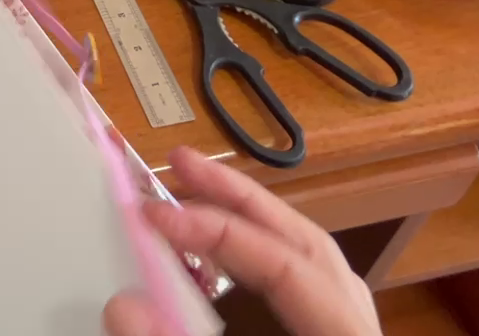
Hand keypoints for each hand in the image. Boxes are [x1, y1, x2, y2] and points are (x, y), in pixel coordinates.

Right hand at [105, 147, 379, 335]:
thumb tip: (120, 307)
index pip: (288, 263)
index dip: (217, 230)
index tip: (152, 214)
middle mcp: (358, 330)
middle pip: (304, 241)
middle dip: (236, 195)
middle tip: (176, 159)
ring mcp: (343, 334)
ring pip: (303, 257)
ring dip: (241, 217)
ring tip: (187, 187)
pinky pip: (292, 287)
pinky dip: (248, 257)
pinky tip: (210, 253)